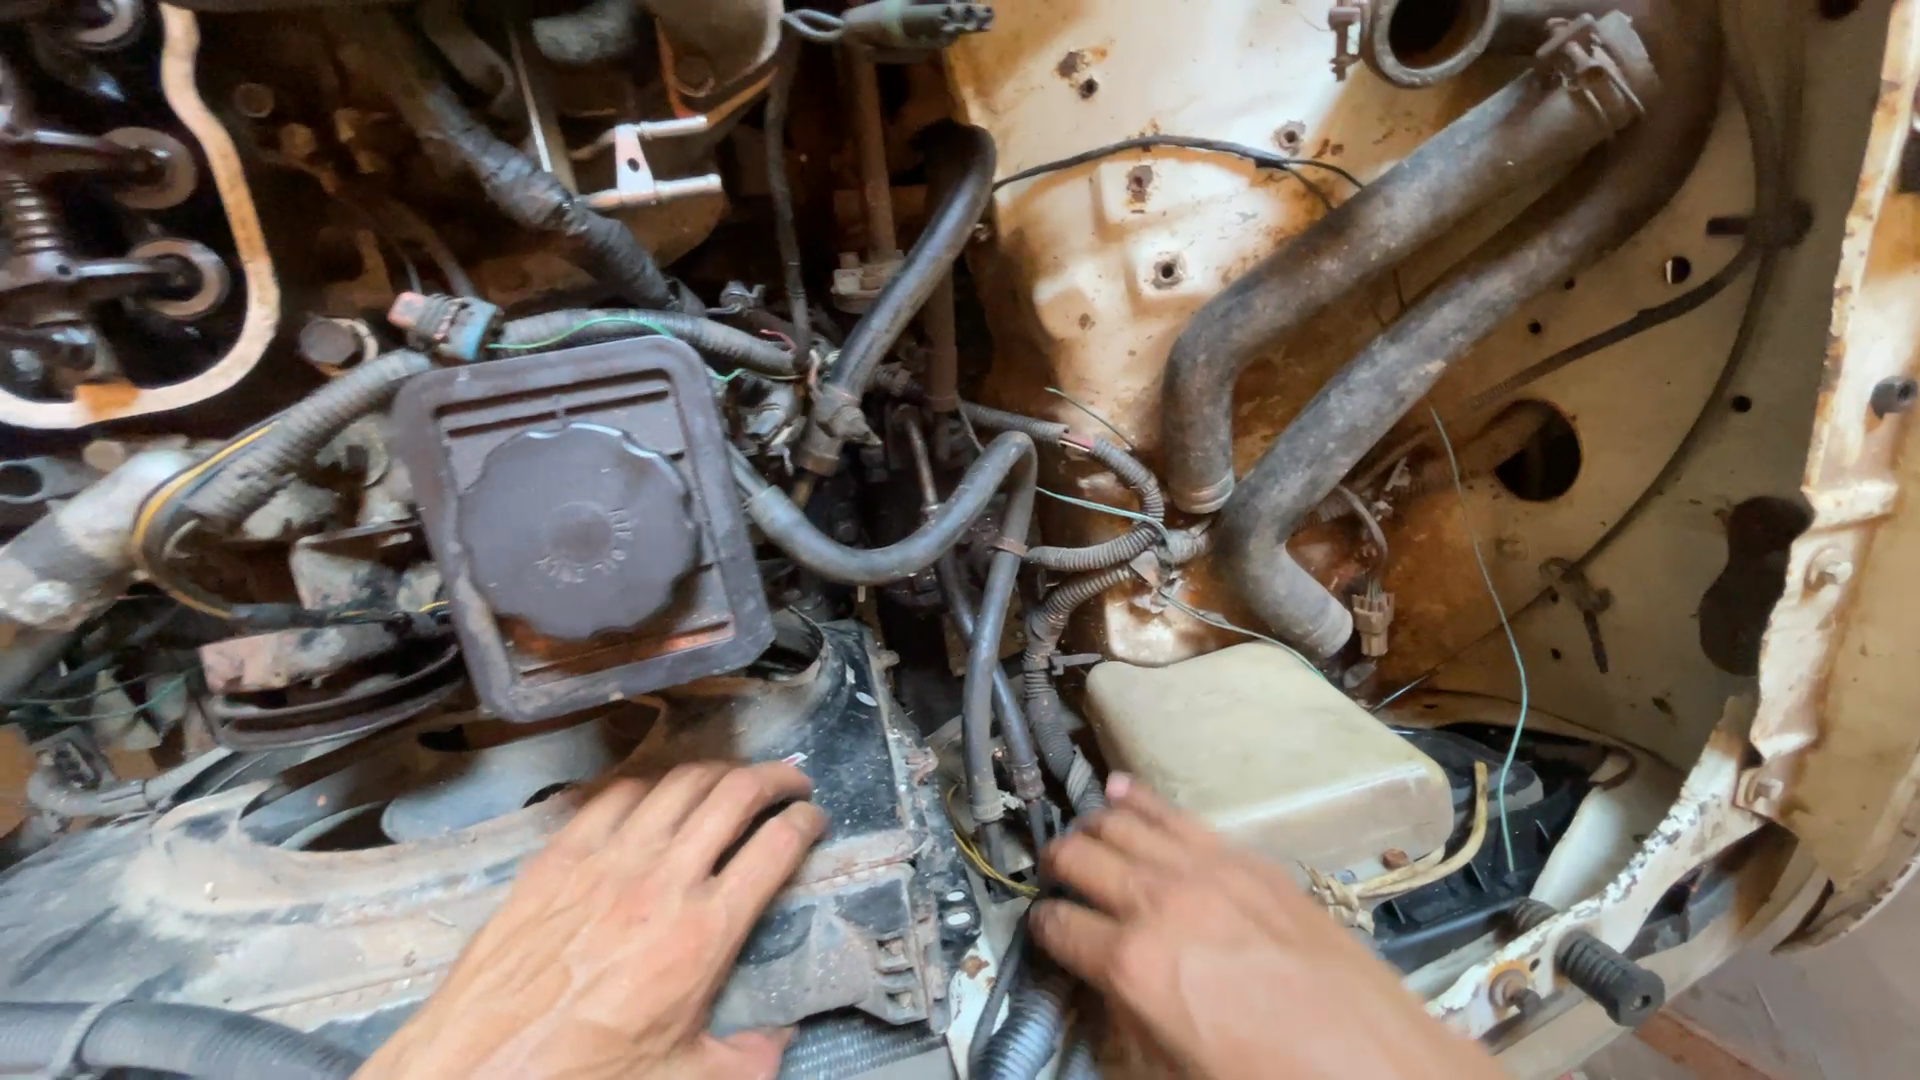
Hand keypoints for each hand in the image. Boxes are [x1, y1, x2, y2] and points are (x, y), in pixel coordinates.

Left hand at [355, 761, 827, 1079]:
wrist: (472, 1077)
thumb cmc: (585, 1078)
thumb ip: (747, 1061)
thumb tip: (783, 1038)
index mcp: (704, 932)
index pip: (777, 848)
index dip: (806, 822)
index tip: (815, 819)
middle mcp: (665, 879)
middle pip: (736, 795)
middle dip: (776, 777)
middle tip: (791, 781)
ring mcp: (609, 859)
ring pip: (682, 782)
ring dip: (721, 771)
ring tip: (734, 779)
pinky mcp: (562, 854)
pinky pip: (617, 794)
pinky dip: (651, 784)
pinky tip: (659, 796)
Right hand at [1031, 774, 1502, 1079]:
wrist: (1379, 1065)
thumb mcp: (1176, 1071)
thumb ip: (1126, 1021)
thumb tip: (1104, 985)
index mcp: (1133, 965)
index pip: (1058, 925)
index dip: (1042, 925)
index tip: (1043, 925)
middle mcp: (1154, 900)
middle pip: (1078, 856)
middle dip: (1056, 865)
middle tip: (1055, 874)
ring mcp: (1200, 867)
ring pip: (1118, 821)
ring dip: (1089, 827)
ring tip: (1082, 837)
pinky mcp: (1239, 853)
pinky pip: (1172, 811)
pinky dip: (1135, 797)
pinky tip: (1115, 790)